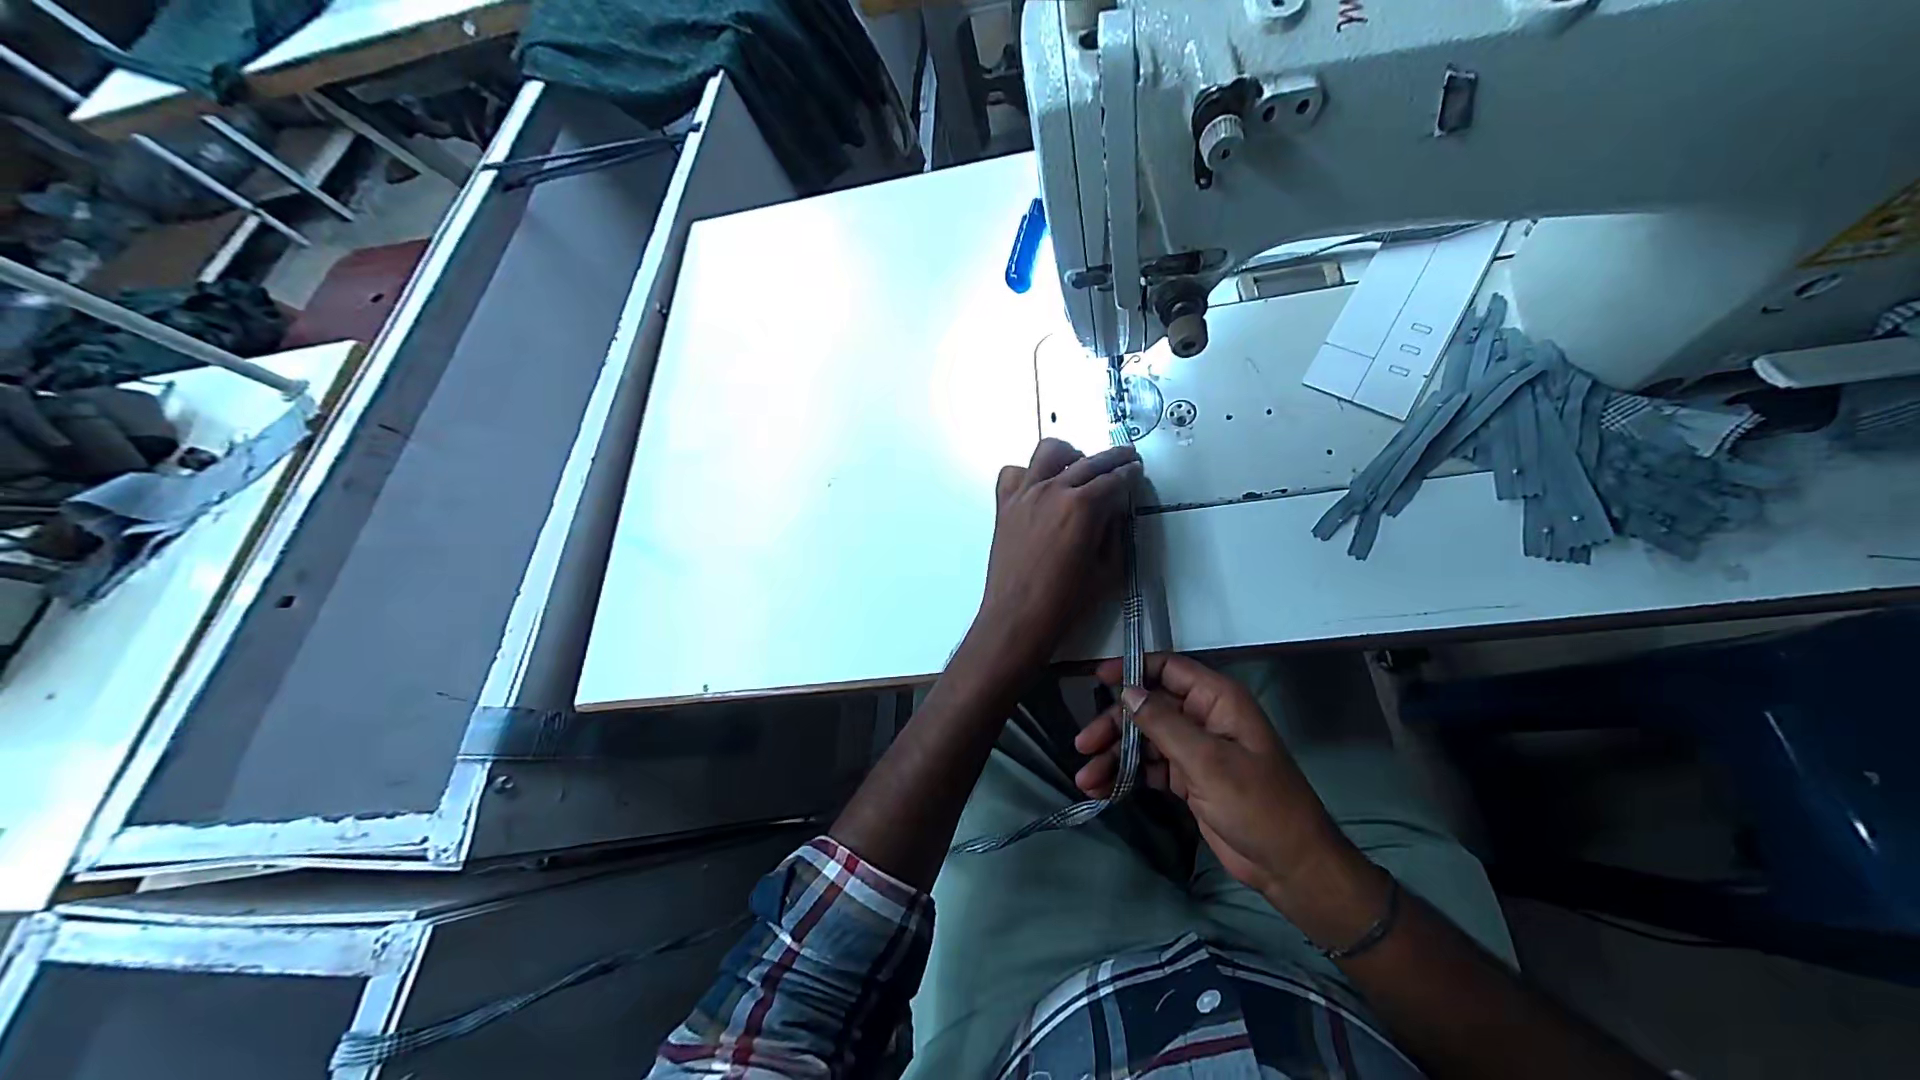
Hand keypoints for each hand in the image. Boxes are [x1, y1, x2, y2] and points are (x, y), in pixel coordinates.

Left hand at [968, 438, 1140, 675]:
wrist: (1018, 617)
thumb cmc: (1062, 602)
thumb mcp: (1108, 570)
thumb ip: (1114, 533)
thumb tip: (1114, 512)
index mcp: (1082, 507)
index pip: (1115, 478)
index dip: (1130, 473)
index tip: (1135, 471)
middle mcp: (1052, 492)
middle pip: (1089, 460)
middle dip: (1112, 458)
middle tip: (1124, 459)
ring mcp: (1025, 495)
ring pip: (1049, 452)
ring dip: (1070, 454)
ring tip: (1079, 463)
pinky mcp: (1005, 506)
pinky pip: (1014, 472)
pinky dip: (1028, 472)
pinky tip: (1039, 483)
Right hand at [1076, 653, 1380, 932]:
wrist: (1289, 865)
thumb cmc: (1257, 804)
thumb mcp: (1207, 761)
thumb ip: (1163, 723)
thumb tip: (1127, 691)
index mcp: (1217, 701)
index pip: (1169, 670)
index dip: (1133, 669)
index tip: (1096, 678)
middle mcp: (1204, 718)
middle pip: (1148, 708)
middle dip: (1114, 725)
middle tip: (1083, 744)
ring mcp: (1195, 750)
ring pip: (1144, 740)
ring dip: (1114, 755)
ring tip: (1086, 778)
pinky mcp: (1188, 779)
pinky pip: (1150, 768)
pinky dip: (1126, 776)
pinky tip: (1102, 789)